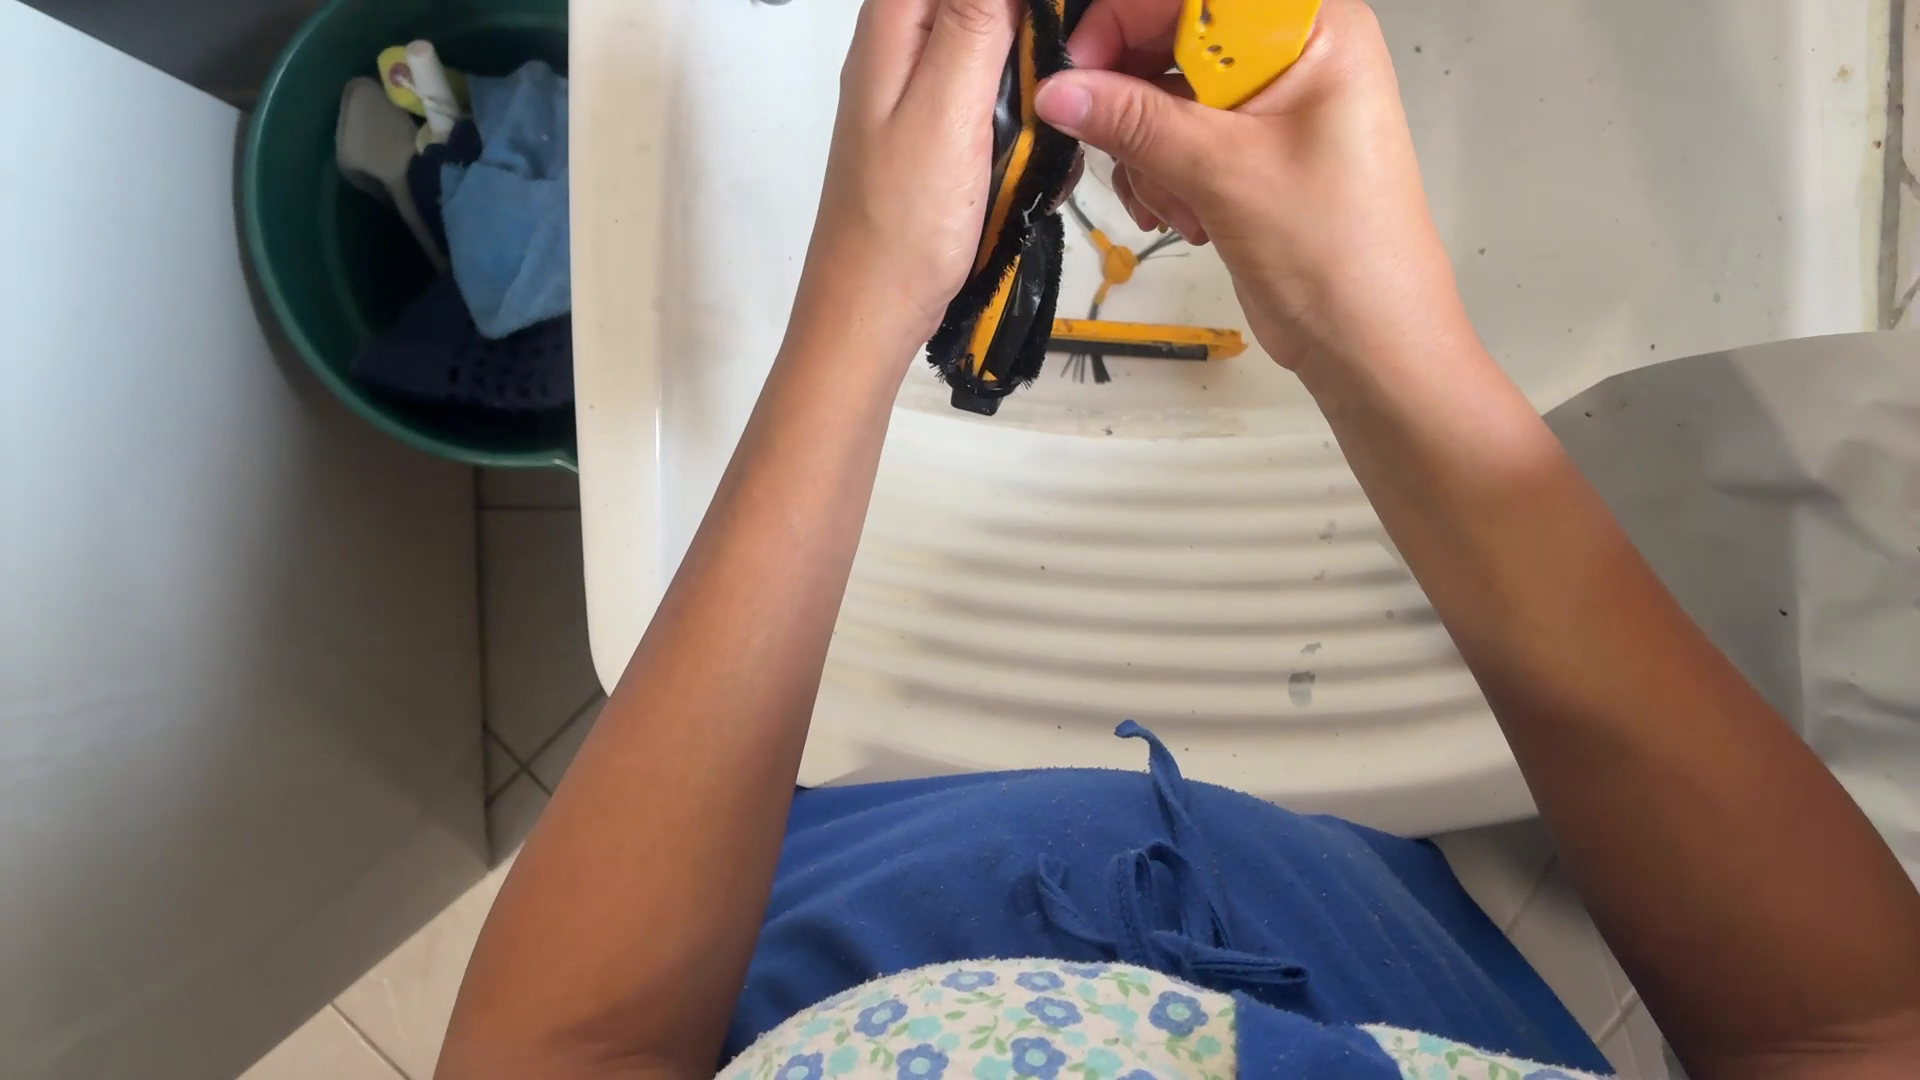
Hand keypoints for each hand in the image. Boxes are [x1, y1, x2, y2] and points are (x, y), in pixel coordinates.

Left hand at [793, 0, 1018, 356]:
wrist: (871, 315)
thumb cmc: (904, 221)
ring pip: (994, 62)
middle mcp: (901, 53)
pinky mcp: (936, 148)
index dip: (1020, 0)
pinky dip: (1016, 135)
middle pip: (984, 13)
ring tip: (1038, 148)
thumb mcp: (946, 107)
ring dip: (1029, 97)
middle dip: (1030, 46)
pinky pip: (988, 114)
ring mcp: (918, 105)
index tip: (1055, 31)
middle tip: (1047, 101)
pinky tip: (1024, 173)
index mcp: (895, 24)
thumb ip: (976, 19)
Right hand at [1036, 0, 1471, 372]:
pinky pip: (1174, 150)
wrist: (1363, 335)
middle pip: (1170, 49)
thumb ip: (1137, 124)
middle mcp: (1283, 58)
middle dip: (1135, 110)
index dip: (1122, 25)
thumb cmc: (1327, 246)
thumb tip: (1056, 92)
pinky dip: (1161, 184)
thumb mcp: (1224, 173)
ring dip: (1147, 161)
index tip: (1072, 80)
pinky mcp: (1243, 162)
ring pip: (1163, 107)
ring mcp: (1262, 114)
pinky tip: (1181, 220)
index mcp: (1306, 27)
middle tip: (1122, 159)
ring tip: (1175, 210)